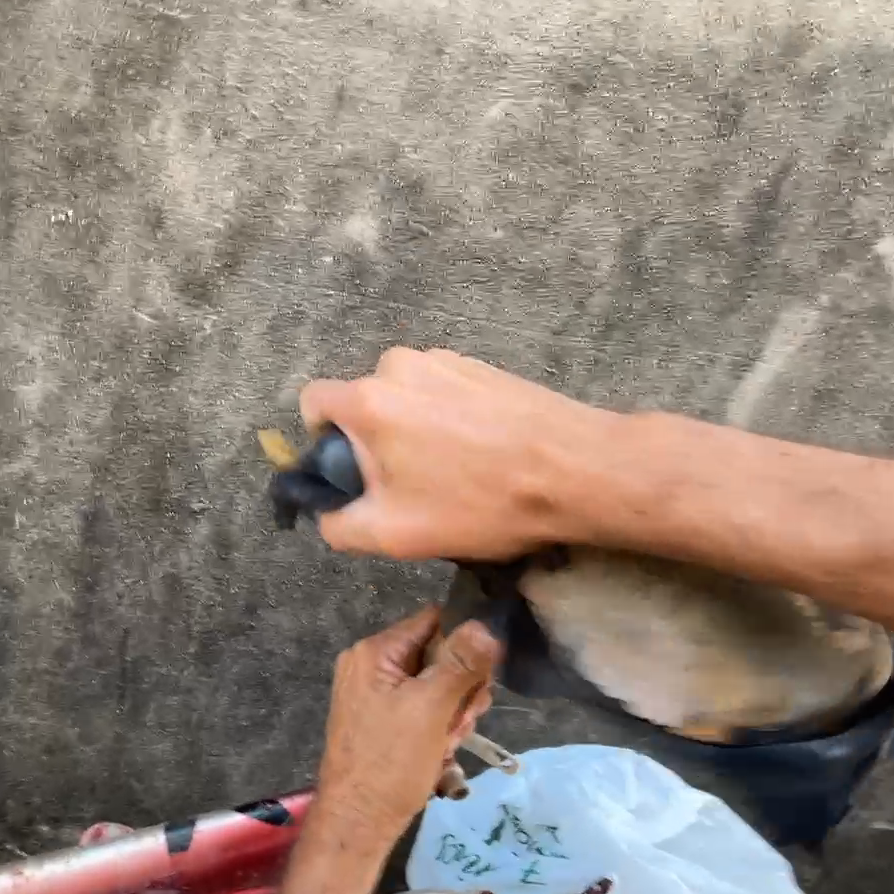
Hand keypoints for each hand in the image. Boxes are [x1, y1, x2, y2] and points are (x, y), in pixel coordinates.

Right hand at [298, 347, 612, 559]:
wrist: (581, 472)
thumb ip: (338, 527)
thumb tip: (329, 516)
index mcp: (368, 400)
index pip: (313, 402)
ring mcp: (444, 359)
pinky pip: (438, 391)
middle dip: (371, 440)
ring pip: (401, 397)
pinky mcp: (479, 364)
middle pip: (360, 403)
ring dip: (409, 429)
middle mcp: (398, 366)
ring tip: (452, 469)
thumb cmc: (480, 502)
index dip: (320, 440)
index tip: (352, 473)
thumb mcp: (394, 535)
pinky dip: (444, 418)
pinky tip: (479, 451)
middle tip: (409, 484)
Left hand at [315, 606, 500, 849]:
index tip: (482, 675)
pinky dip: (436, 728)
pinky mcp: (379, 720)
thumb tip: (484, 624)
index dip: (463, 644)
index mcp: (374, 651)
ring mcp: (372, 694)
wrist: (359, 818)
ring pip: (433, 688)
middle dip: (459, 689)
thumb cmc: (391, 760)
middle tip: (460, 721)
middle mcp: (369, 665)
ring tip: (446, 742)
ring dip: (451, 714)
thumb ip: (459, 664)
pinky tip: (438, 752)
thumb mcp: (431, 707)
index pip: (431, 622)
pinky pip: (420, 710)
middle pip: (435, 657)